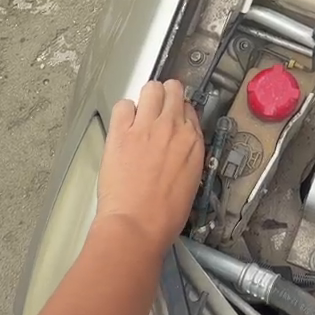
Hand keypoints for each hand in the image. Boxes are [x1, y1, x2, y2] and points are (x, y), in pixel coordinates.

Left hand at [95, 78, 205, 257]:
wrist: (137, 226)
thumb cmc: (165, 213)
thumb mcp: (191, 179)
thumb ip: (187, 153)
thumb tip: (178, 145)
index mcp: (193, 140)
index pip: (189, 109)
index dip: (179, 112)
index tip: (173, 118)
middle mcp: (173, 126)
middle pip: (172, 90)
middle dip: (165, 96)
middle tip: (157, 108)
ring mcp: (146, 127)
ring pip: (151, 89)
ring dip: (147, 98)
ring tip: (140, 112)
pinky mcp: (121, 133)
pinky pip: (123, 105)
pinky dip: (124, 111)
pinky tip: (123, 125)